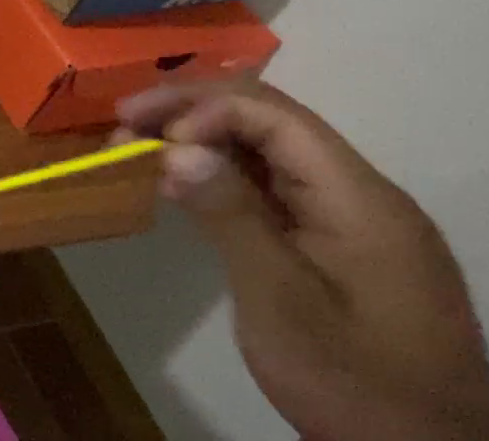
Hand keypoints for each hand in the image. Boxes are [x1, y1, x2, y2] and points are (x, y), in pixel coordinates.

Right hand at [119, 80, 488, 440]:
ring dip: (202, 142)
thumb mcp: (279, 301)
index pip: (276, 117)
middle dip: (193, 114)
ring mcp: (356, 222)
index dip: (203, 109)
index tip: (146, 135)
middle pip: (272, 124)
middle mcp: (364, 196)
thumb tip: (176, 146)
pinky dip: (223, 176)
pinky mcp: (342, 247)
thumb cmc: (349, 380)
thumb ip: (231, 216)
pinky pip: (277, 188)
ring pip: (270, 153)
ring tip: (137, 148)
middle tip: (124, 122)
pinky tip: (180, 187)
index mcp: (361, 200)